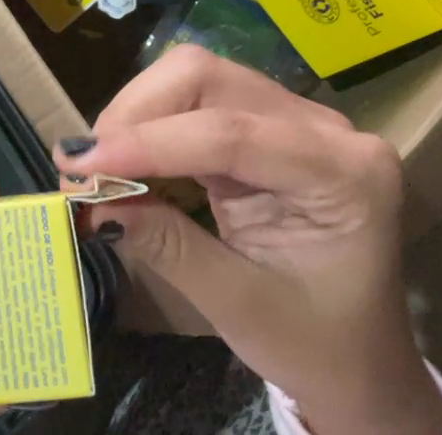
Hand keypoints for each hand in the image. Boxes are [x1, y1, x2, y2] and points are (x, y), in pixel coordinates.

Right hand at [57, 45, 441, 434]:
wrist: (362, 363)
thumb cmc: (316, 346)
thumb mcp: (238, 307)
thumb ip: (167, 246)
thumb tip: (90, 204)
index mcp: (345, 174)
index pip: (230, 133)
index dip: (148, 143)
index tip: (79, 166)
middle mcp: (324, 127)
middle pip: (207, 79)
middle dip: (136, 115)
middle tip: (84, 168)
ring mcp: (293, 118)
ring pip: (194, 77)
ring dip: (136, 114)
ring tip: (98, 166)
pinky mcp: (264, 123)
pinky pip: (195, 100)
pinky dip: (150, 124)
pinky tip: (125, 160)